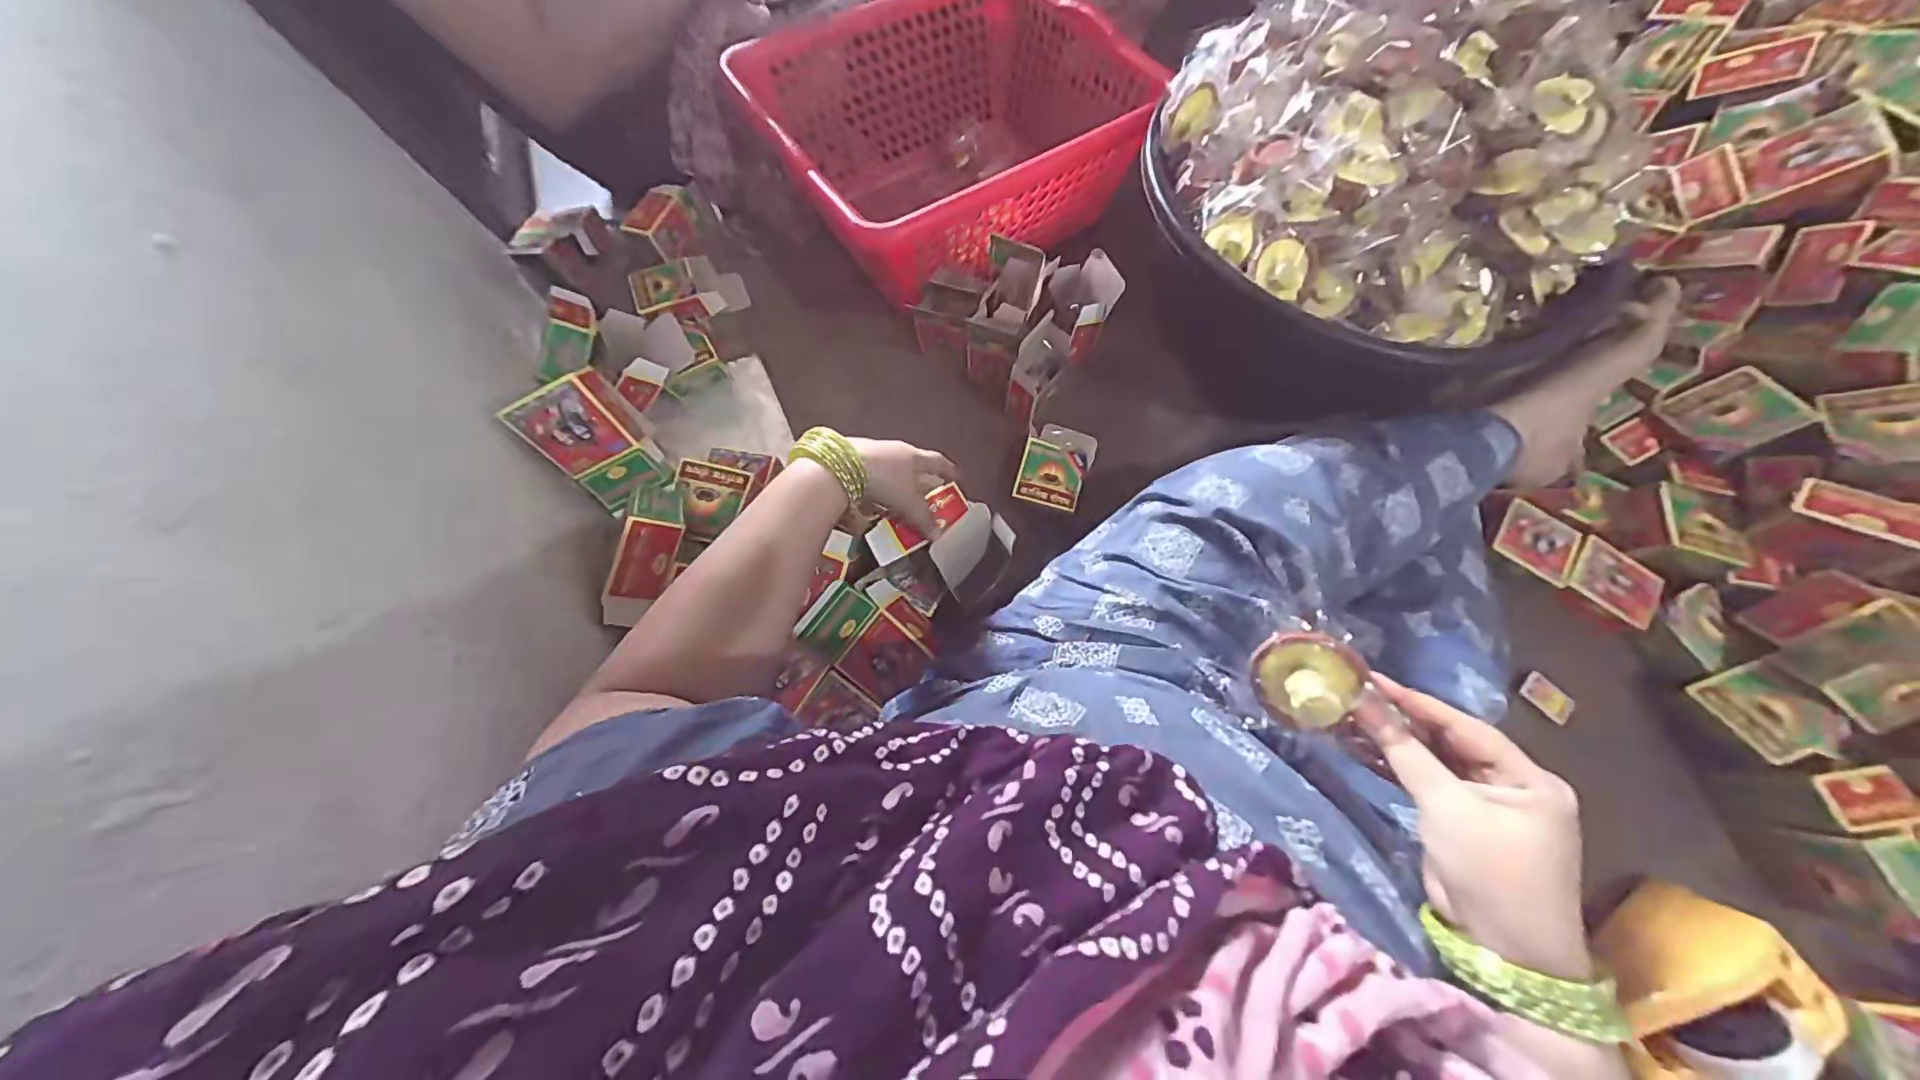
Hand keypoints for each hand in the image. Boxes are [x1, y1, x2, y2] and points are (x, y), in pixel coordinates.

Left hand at [847, 437, 959, 535]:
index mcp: (913, 456)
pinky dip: (877, 497)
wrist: (838, 469)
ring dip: (898, 494)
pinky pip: (872, 484)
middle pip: (915, 470)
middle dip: (923, 486)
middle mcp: (894, 453)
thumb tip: (939, 534)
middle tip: (931, 502)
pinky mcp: (852, 467)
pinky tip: (874, 510)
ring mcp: (872, 459)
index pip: (938, 462)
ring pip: (892, 478)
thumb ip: (924, 518)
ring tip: (904, 512)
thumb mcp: (909, 502)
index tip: (957, 480)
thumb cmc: (884, 479)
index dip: (949, 472)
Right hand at [1350, 675, 1592, 979]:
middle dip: (1406, 721)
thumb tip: (1366, 703)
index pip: (1467, 728)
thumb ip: (1404, 751)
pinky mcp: (1464, 823)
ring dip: (1399, 744)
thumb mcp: (1445, 805)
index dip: (1418, 703)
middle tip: (1361, 696)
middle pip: (1452, 743)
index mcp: (1530, 779)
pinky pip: (1431, 784)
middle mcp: (1515, 787)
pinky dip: (1401, 768)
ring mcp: (1490, 807)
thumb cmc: (1489, 869)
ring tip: (1356, 717)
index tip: (1375, 680)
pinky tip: (1368, 750)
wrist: (1505, 948)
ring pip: (1438, 762)